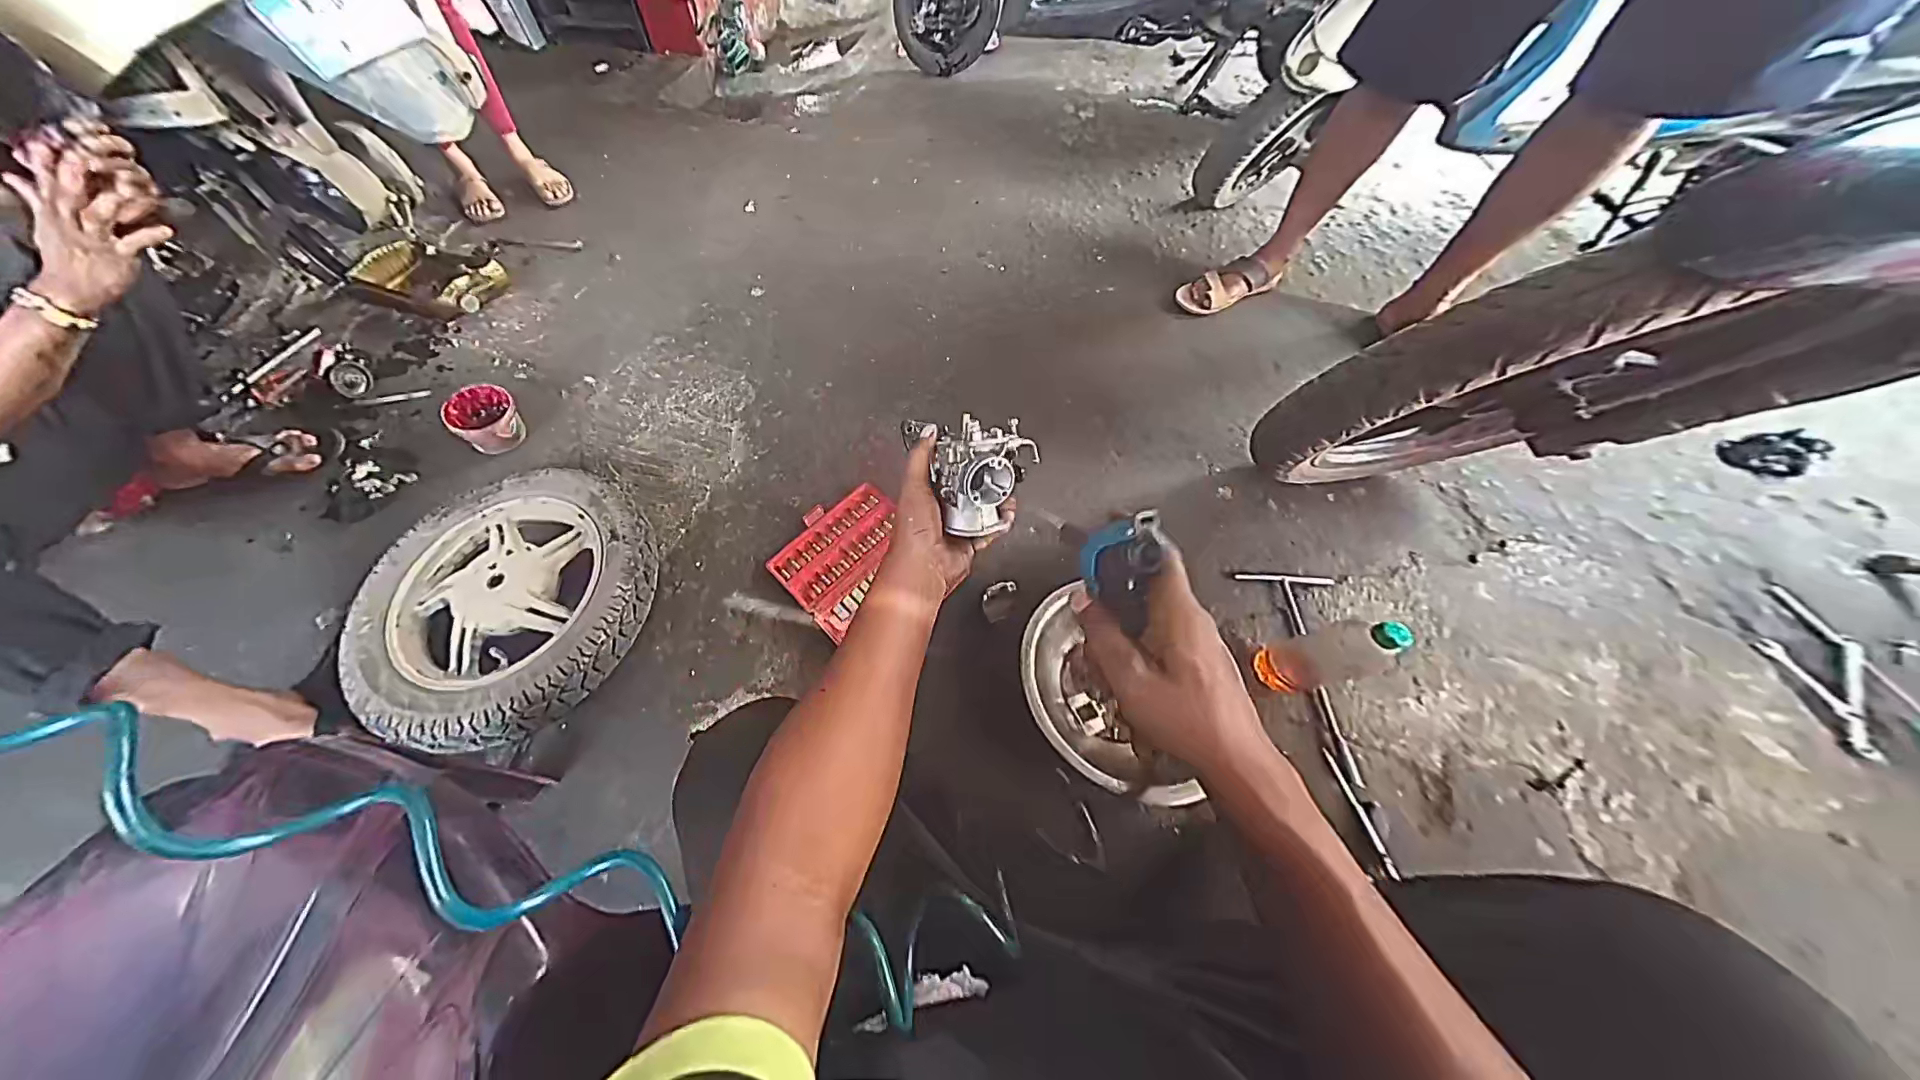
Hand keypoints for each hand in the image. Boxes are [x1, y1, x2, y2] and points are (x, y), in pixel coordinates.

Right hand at [6, 134, 171, 316]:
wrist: (70, 290)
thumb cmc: (63, 256)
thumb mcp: (44, 222)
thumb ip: (34, 195)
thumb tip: (14, 174)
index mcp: (54, 210)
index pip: (50, 179)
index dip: (54, 160)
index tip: (61, 141)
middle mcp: (71, 221)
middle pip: (70, 192)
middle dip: (78, 174)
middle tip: (90, 155)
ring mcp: (94, 238)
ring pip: (98, 214)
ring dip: (113, 201)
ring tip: (133, 188)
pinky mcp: (117, 257)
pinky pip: (133, 243)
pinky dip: (149, 236)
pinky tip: (166, 229)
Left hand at [881, 425, 1014, 604]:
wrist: (924, 568)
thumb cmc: (911, 534)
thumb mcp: (913, 485)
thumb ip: (921, 457)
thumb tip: (928, 432)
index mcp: (925, 493)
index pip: (945, 468)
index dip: (960, 458)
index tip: (975, 450)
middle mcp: (941, 508)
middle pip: (968, 486)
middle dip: (982, 478)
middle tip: (994, 469)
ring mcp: (958, 525)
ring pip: (982, 506)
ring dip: (995, 499)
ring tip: (1004, 490)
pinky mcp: (971, 541)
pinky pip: (991, 527)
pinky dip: (1000, 521)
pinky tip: (1005, 513)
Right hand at [1074, 549, 1268, 777]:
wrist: (1234, 757)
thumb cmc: (1192, 723)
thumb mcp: (1131, 681)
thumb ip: (1104, 637)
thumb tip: (1085, 604)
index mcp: (1181, 614)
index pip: (1159, 556)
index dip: (1127, 546)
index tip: (1100, 551)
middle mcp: (1195, 619)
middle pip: (1150, 585)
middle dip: (1116, 595)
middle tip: (1092, 613)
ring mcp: (1201, 637)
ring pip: (1155, 611)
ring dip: (1126, 621)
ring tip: (1106, 650)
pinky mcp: (1200, 655)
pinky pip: (1164, 632)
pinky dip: (1141, 640)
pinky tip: (1129, 669)